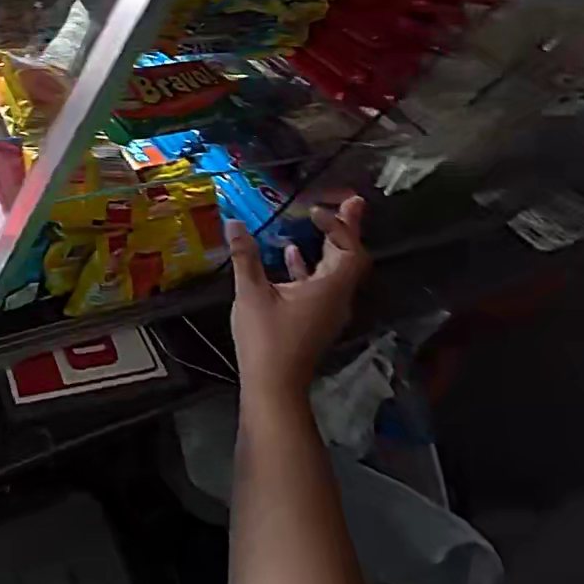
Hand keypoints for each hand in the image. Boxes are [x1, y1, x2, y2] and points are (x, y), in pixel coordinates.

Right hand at [228, 196, 370, 401]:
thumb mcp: (251, 293)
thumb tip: (234, 223)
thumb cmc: (266, 337)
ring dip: (328, 245)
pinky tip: (289, 254)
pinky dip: (309, 265)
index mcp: (328, 289)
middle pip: (348, 257)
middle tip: (347, 201)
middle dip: (345, 228)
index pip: (348, 250)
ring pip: (334, 270)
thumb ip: (244, 256)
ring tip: (319, 222)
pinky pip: (319, 283)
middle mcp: (335, 297)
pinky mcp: (313, 317)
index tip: (315, 209)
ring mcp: (326, 309)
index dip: (338, 227)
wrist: (274, 382)